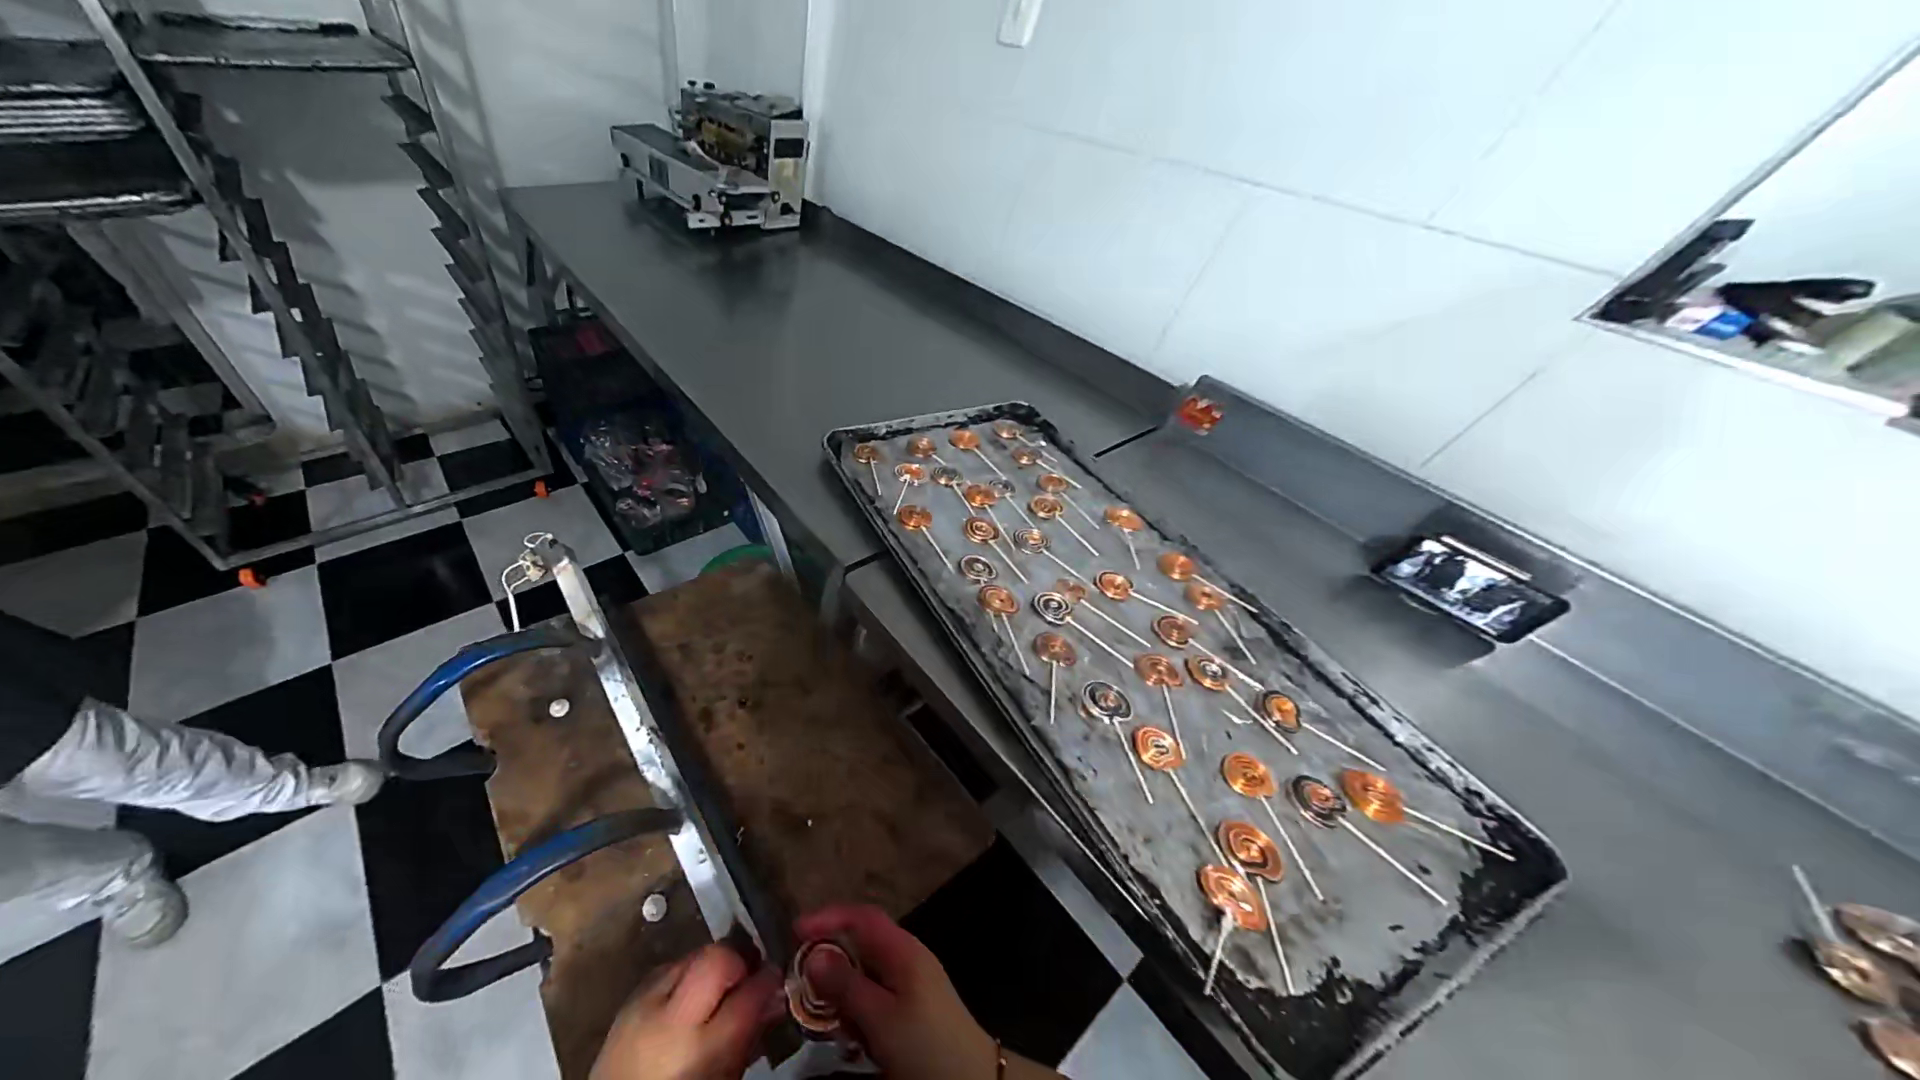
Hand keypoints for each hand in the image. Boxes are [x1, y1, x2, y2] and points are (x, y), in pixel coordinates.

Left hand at [591, 943, 783, 1079]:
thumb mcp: (722, 1079)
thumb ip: (748, 1037)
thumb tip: (775, 996)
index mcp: (699, 1052)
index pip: (747, 996)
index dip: (768, 982)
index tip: (777, 978)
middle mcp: (668, 1020)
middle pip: (716, 959)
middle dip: (739, 960)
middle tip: (748, 976)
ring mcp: (643, 1004)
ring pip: (692, 956)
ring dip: (712, 966)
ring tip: (719, 987)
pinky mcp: (628, 999)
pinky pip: (669, 968)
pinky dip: (686, 976)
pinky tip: (689, 998)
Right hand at [794, 905, 998, 1079]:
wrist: (972, 1079)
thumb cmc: (925, 1044)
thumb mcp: (880, 1018)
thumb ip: (846, 986)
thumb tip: (814, 954)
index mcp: (902, 949)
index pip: (862, 916)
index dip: (828, 917)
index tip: (795, 931)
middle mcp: (906, 956)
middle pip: (861, 941)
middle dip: (829, 956)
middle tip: (798, 978)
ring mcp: (910, 981)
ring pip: (865, 970)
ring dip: (840, 985)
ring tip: (819, 1009)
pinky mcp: (911, 1005)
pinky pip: (875, 993)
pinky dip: (855, 1004)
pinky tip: (846, 1028)